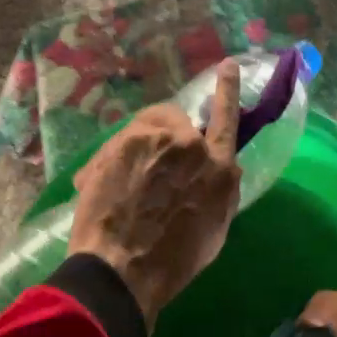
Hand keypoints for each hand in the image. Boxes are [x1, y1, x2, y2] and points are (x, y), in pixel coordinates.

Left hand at [68, 62, 242, 323]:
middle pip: (177, 120)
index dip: (227, 90)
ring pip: (147, 126)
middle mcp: (187, 142)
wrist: (120, 271)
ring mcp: (151, 138)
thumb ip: (220, 186)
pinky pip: (121, 143)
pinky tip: (109, 184)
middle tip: (156, 165)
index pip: (226, 117)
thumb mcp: (216, 226)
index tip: (227, 65)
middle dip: (169, 134)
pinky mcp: (120, 143)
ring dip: (143, 144)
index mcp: (217, 164)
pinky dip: (117, 159)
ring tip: (131, 177)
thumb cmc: (174, 260)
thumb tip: (219, 168)